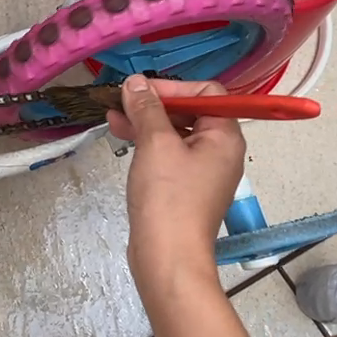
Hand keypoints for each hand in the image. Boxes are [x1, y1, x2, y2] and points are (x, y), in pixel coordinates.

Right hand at [110, 75, 246, 281]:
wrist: (167, 255)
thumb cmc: (168, 195)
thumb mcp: (155, 143)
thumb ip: (147, 108)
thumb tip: (136, 82)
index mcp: (225, 137)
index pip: (207, 93)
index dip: (173, 86)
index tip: (140, 90)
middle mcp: (220, 151)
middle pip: (189, 112)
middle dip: (154, 103)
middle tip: (121, 101)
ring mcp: (202, 172)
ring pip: (174, 133)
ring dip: (145, 121)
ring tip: (112, 116)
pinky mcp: (184, 188)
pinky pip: (168, 154)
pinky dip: (146, 143)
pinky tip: (121, 136)